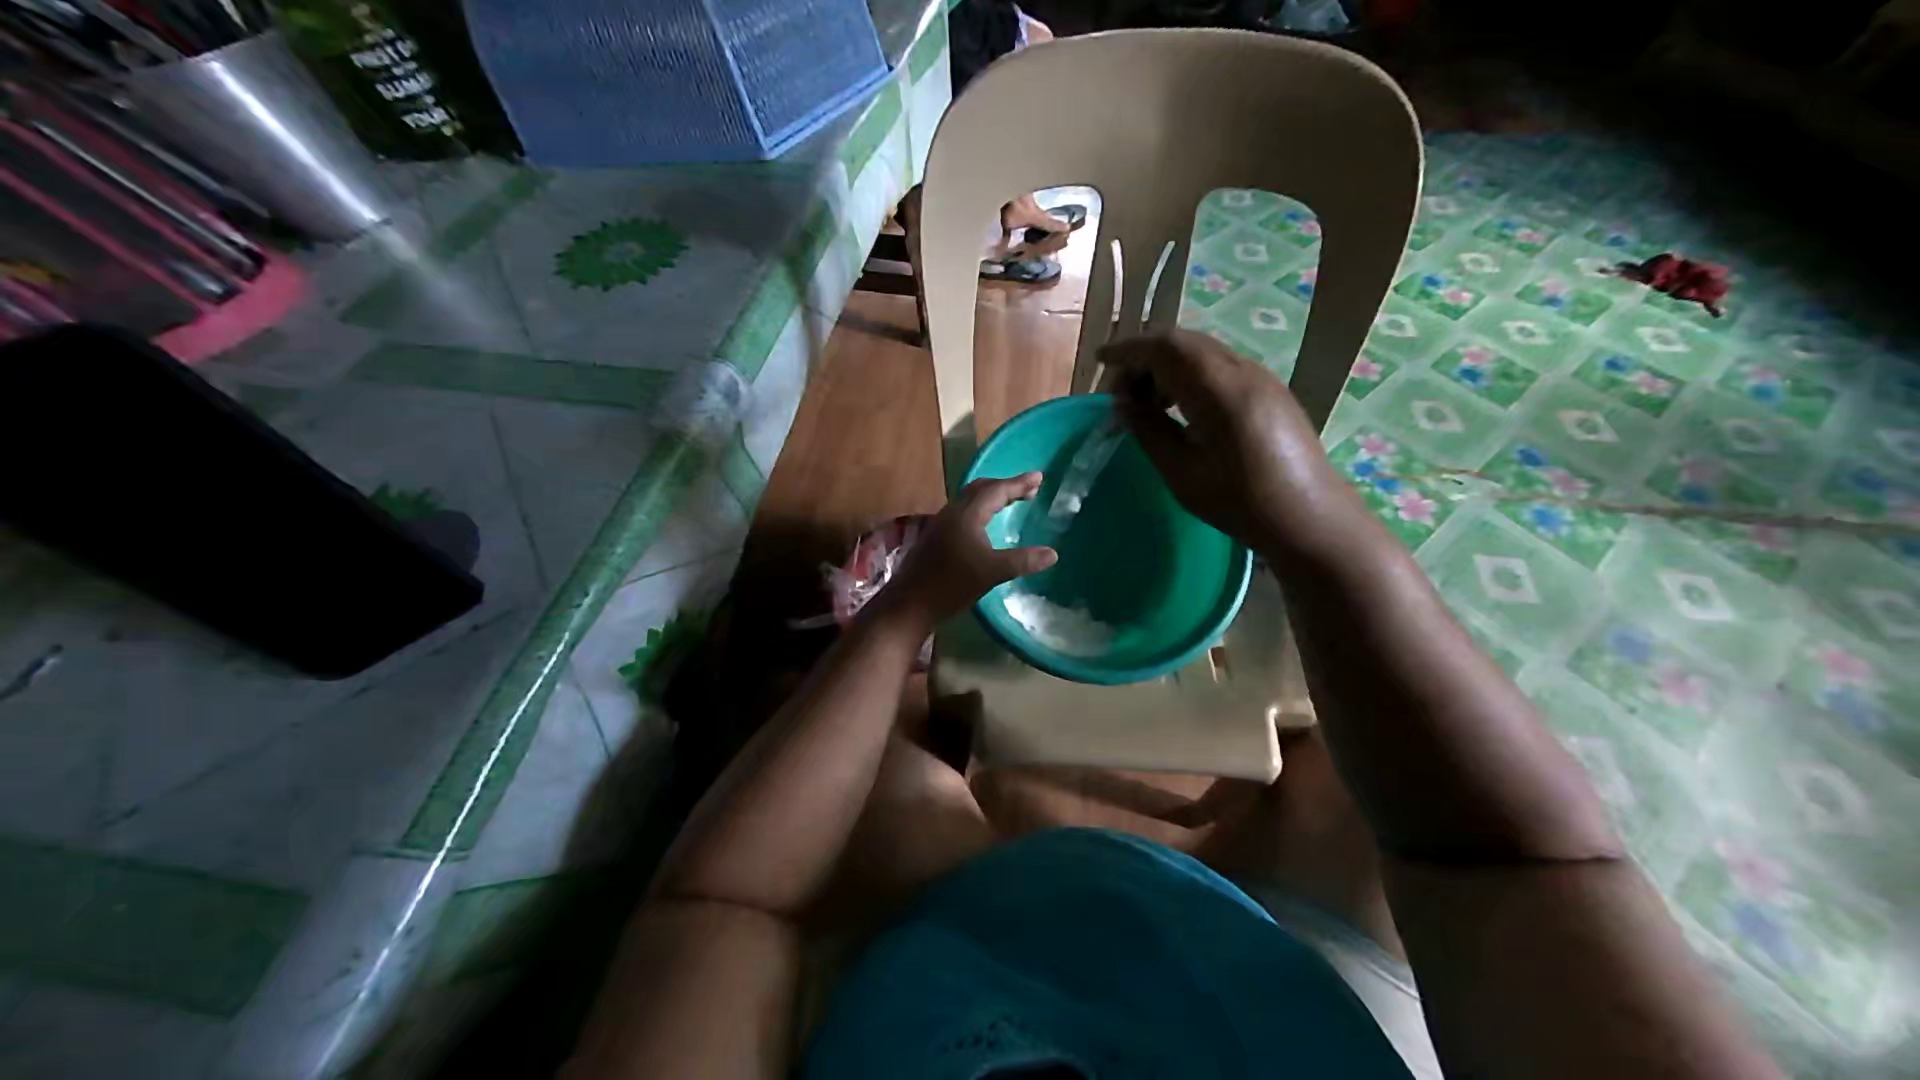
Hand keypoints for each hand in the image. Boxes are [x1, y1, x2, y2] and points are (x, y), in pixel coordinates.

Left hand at [884, 473, 1058, 625]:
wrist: (909, 604)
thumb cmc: (950, 585)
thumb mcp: (991, 572)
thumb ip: (1022, 561)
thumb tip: (1052, 553)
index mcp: (966, 515)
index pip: (996, 490)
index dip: (1019, 483)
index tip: (1039, 477)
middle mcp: (952, 513)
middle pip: (981, 489)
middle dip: (1006, 486)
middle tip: (1029, 490)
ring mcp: (941, 525)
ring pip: (970, 500)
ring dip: (992, 497)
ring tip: (1011, 502)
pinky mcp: (936, 538)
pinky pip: (963, 513)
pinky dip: (981, 510)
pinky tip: (986, 526)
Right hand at [1103, 331, 1371, 559]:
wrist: (1308, 517)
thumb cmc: (1240, 503)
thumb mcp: (1181, 474)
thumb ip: (1149, 432)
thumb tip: (1124, 406)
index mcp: (1218, 392)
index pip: (1165, 348)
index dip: (1128, 350)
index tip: (1100, 362)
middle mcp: (1242, 372)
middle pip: (1182, 343)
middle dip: (1144, 359)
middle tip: (1122, 395)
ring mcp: (1260, 377)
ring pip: (1201, 352)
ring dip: (1167, 368)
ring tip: (1148, 406)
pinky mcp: (1269, 389)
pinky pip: (1219, 366)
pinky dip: (1189, 376)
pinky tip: (1180, 409)